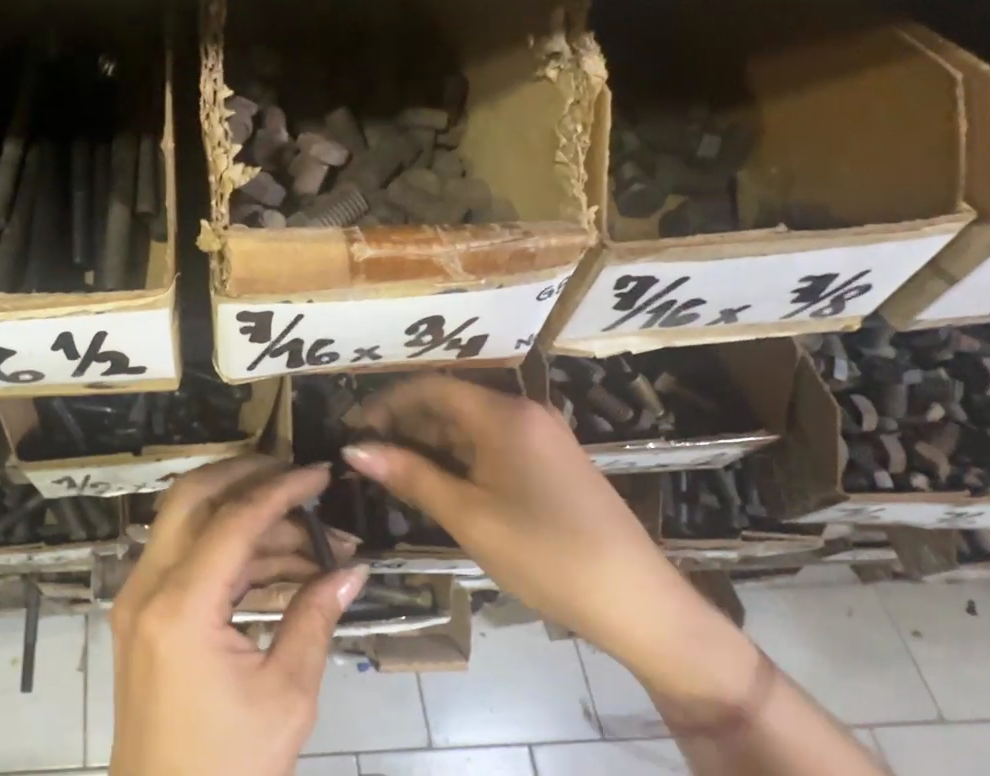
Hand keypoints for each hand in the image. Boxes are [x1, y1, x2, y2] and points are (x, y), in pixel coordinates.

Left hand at [110, 457, 366, 775]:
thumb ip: (315, 618)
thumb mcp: (285, 695)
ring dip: (245, 520)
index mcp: (180, 607)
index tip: (321, 473)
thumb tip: (354, 568)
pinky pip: (184, 559)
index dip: (282, 490)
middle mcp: (146, 588)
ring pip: (187, 525)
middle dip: (247, 476)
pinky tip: (281, 565)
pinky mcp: (141, 615)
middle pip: (191, 497)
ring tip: (312, 540)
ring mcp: (137, 599)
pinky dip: (228, 552)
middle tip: (300, 478)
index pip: (232, 520)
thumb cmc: (230, 764)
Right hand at [343, 375, 756, 709]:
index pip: (430, 387)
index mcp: (505, 415)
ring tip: (392, 472)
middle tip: (366, 455)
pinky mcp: (552, 463)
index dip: (385, 402)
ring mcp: (543, 437)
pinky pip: (493, 445)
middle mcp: (525, 413)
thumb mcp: (468, 516)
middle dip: (404, 423)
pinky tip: (438, 484)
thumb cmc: (545, 554)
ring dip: (430, 442)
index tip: (352, 428)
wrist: (637, 602)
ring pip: (471, 426)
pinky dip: (459, 457)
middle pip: (450, 402)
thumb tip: (355, 449)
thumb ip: (411, 476)